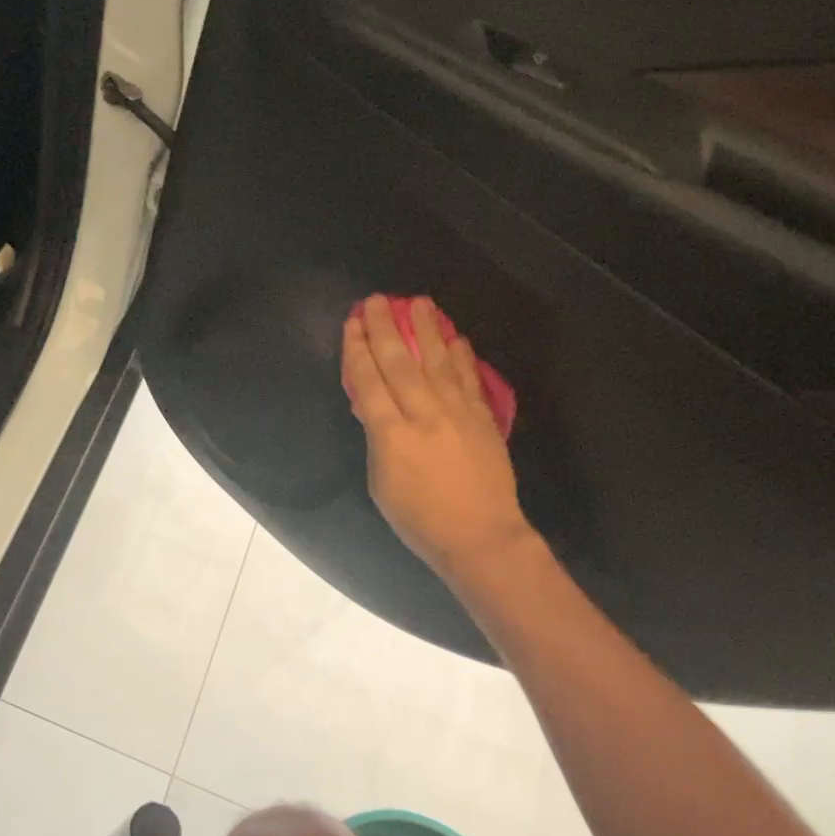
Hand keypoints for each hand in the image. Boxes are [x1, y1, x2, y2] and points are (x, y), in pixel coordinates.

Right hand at [342, 294, 533, 580]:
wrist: (478, 535)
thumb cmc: (419, 520)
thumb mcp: (381, 484)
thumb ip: (377, 440)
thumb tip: (372, 407)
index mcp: (390, 434)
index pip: (369, 381)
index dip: (358, 350)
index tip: (352, 323)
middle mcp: (423, 414)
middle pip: (400, 362)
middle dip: (385, 329)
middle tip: (377, 300)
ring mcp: (457, 413)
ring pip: (437, 362)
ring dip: (425, 330)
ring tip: (417, 303)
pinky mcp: (482, 418)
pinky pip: (468, 378)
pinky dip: (460, 355)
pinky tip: (453, 337)